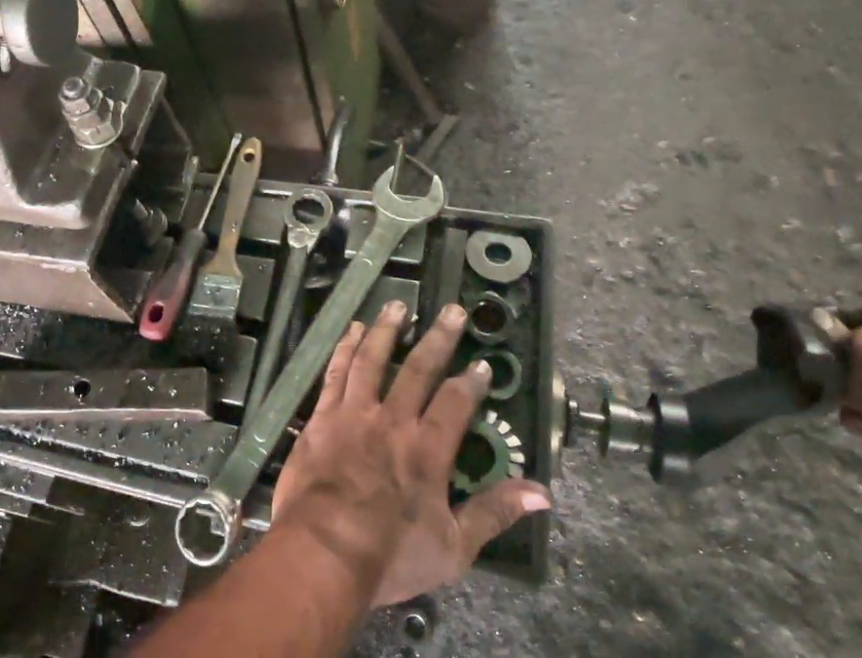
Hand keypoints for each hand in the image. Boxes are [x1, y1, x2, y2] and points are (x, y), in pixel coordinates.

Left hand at [271, 300, 552, 607]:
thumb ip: (494, 513)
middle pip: (418, 369)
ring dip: (387, 330)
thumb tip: (541, 492)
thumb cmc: (389, 556)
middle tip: (451, 310)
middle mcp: (392, 420)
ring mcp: (353, 414)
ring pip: (372, 359)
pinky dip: (345, 349)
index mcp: (427, 450)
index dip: (471, 382)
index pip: (455, 403)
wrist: (321, 554)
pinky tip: (352, 332)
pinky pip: (335, 373)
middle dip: (438, 338)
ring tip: (397, 306)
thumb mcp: (452, 547)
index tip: (482, 364)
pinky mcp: (320, 418)